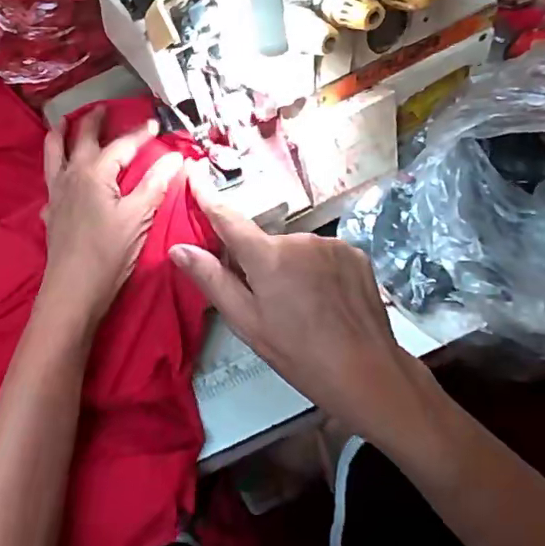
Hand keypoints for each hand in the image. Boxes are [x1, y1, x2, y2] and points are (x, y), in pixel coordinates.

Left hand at [40, 105, 183, 313]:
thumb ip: (155, 184)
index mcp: (95, 173)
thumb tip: (175, 157)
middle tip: (103, 108)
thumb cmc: (108, 253)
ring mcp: (56, 193)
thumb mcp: (139, 217)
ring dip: (61, 135)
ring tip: (65, 123)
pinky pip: (50, 181)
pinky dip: (55, 170)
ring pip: (53, 153)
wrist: (72, 291)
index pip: (121, 145)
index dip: (140, 134)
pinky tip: (62, 178)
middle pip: (81, 138)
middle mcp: (71, 175)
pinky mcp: (51, 212)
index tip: (155, 124)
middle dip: (93, 121)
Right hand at [170, 163, 442, 445]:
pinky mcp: (355, 253)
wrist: (365, 371)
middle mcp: (299, 239)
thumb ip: (212, 280)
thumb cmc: (298, 353)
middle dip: (258, 264)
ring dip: (290, 269)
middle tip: (267, 303)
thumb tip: (179, 249)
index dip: (207, 196)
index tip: (194, 174)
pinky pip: (322, 255)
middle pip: (264, 243)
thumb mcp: (247, 322)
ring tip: (303, 308)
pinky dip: (317, 272)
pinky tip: (326, 301)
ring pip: (295, 250)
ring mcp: (331, 244)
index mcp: (267, 256)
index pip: (228, 219)